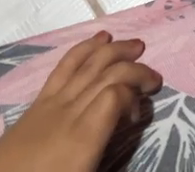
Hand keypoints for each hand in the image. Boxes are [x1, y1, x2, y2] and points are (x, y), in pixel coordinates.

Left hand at [0, 32, 162, 171]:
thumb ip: (106, 154)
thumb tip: (124, 127)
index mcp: (82, 139)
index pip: (116, 95)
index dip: (135, 95)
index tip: (139, 113)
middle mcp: (70, 112)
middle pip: (107, 73)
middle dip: (136, 69)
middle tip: (155, 79)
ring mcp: (52, 102)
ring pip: (89, 63)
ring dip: (116, 50)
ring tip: (137, 46)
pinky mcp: (39, 101)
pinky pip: (65, 65)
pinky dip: (85, 48)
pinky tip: (100, 39)